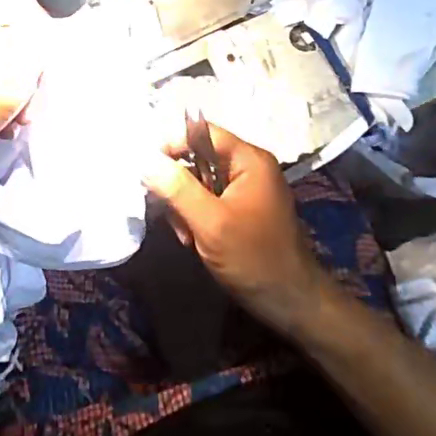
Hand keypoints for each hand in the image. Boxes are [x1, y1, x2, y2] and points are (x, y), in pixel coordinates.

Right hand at [142, 123, 335, 331]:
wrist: (290, 303)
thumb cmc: (253, 258)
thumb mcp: (210, 222)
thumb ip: (177, 188)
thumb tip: (146, 160)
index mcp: (249, 160)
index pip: (202, 133)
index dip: (172, 145)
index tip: (148, 171)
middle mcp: (248, 168)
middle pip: (197, 158)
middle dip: (178, 185)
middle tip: (171, 215)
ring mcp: (246, 190)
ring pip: (198, 182)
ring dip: (184, 206)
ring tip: (186, 235)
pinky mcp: (241, 210)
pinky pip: (208, 201)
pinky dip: (195, 217)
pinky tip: (194, 240)